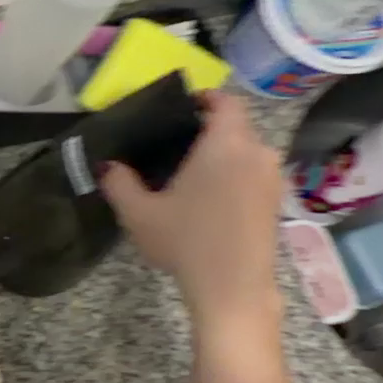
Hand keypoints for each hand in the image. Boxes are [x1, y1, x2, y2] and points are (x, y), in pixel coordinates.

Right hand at [100, 90, 284, 330]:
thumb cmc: (185, 240)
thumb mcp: (138, 213)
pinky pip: (251, 173)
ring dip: (221, 156)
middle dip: (208, 131)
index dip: (204, 98)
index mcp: (225, 143)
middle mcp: (256, 151)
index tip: (182, 106)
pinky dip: (232, 176)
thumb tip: (108, 165)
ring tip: (189, 175)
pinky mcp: (275, 201)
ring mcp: (270, 177)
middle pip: (235, 127)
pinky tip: (208, 199)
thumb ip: (119, 183)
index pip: (224, 102)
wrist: (232, 284)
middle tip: (175, 146)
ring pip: (244, 152)